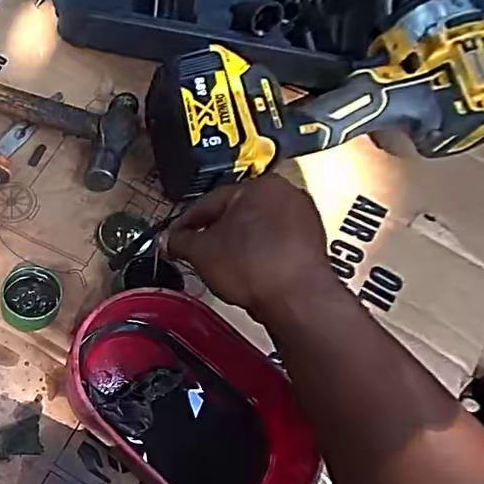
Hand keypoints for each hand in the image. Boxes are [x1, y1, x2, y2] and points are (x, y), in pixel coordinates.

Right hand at [165, 172, 331, 315]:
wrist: (294, 297)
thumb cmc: (254, 266)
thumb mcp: (200, 252)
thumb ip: (180, 241)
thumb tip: (171, 239)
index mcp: (258, 186)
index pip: (209, 201)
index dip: (186, 222)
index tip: (176, 236)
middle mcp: (285, 193)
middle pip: (236, 213)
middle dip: (214, 233)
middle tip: (196, 251)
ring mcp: (302, 217)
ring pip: (257, 227)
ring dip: (237, 244)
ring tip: (221, 264)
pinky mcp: (312, 241)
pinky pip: (275, 243)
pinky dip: (258, 254)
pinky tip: (246, 270)